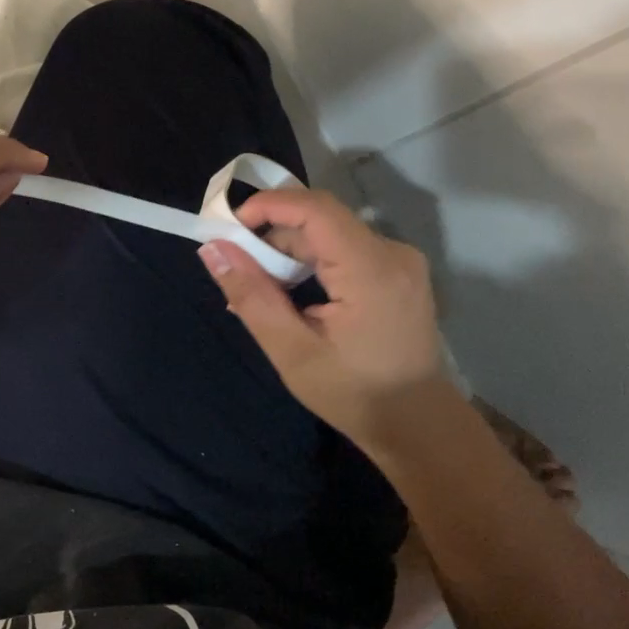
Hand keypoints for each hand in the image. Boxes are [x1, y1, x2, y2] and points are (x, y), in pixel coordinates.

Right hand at [198, 188, 456, 444]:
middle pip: (321, 222)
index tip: (228, 227)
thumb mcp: (291, 350)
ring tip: (259, 291)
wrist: (416, 424)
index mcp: (371, 270)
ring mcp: (399, 263)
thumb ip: (251, 296)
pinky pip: (344, 251)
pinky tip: (289, 296)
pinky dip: (310, 265)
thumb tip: (212, 249)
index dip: (268, 205)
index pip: (315, 209)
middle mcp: (392, 253)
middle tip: (236, 269)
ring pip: (330, 236)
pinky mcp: (397, 274)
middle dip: (272, 236)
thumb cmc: (352, 393)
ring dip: (289, 254)